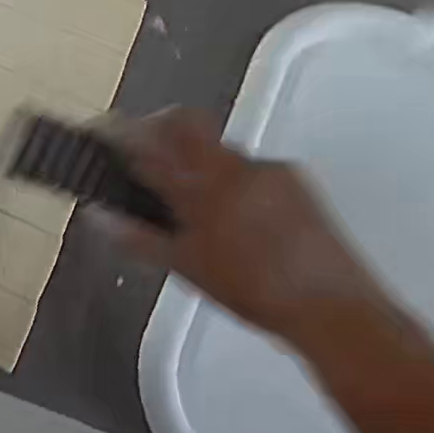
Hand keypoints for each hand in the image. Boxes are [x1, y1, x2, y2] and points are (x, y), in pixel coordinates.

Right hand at [104, 108, 387, 350]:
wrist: (333, 307)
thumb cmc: (254, 290)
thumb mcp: (186, 267)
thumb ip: (138, 237)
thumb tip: (100, 217)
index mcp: (203, 187)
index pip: (152, 143)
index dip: (125, 134)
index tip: (109, 132)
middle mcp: (234, 166)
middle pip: (187, 125)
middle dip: (160, 130)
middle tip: (145, 147)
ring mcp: (267, 168)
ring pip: (218, 147)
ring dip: (196, 157)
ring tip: (188, 191)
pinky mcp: (293, 178)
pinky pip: (249, 165)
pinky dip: (230, 176)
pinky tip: (231, 206)